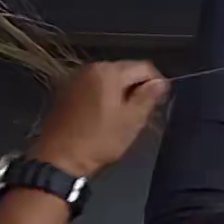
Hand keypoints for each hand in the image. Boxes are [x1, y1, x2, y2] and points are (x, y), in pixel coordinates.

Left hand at [29, 60, 168, 177]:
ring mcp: (77, 77)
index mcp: (109, 73)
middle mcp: (91, 68)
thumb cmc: (101, 139)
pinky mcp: (68, 89)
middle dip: (140, 86)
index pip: (144, 67)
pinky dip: (107, 94)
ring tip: (128, 113)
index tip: (160, 102)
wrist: (61, 156)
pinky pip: (96, 85)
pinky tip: (108, 113)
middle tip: (146, 110)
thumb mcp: (132, 120)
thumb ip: (148, 97)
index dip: (157, 83)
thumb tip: (162, 82)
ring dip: (124, 91)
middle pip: (127, 69)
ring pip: (112, 77)